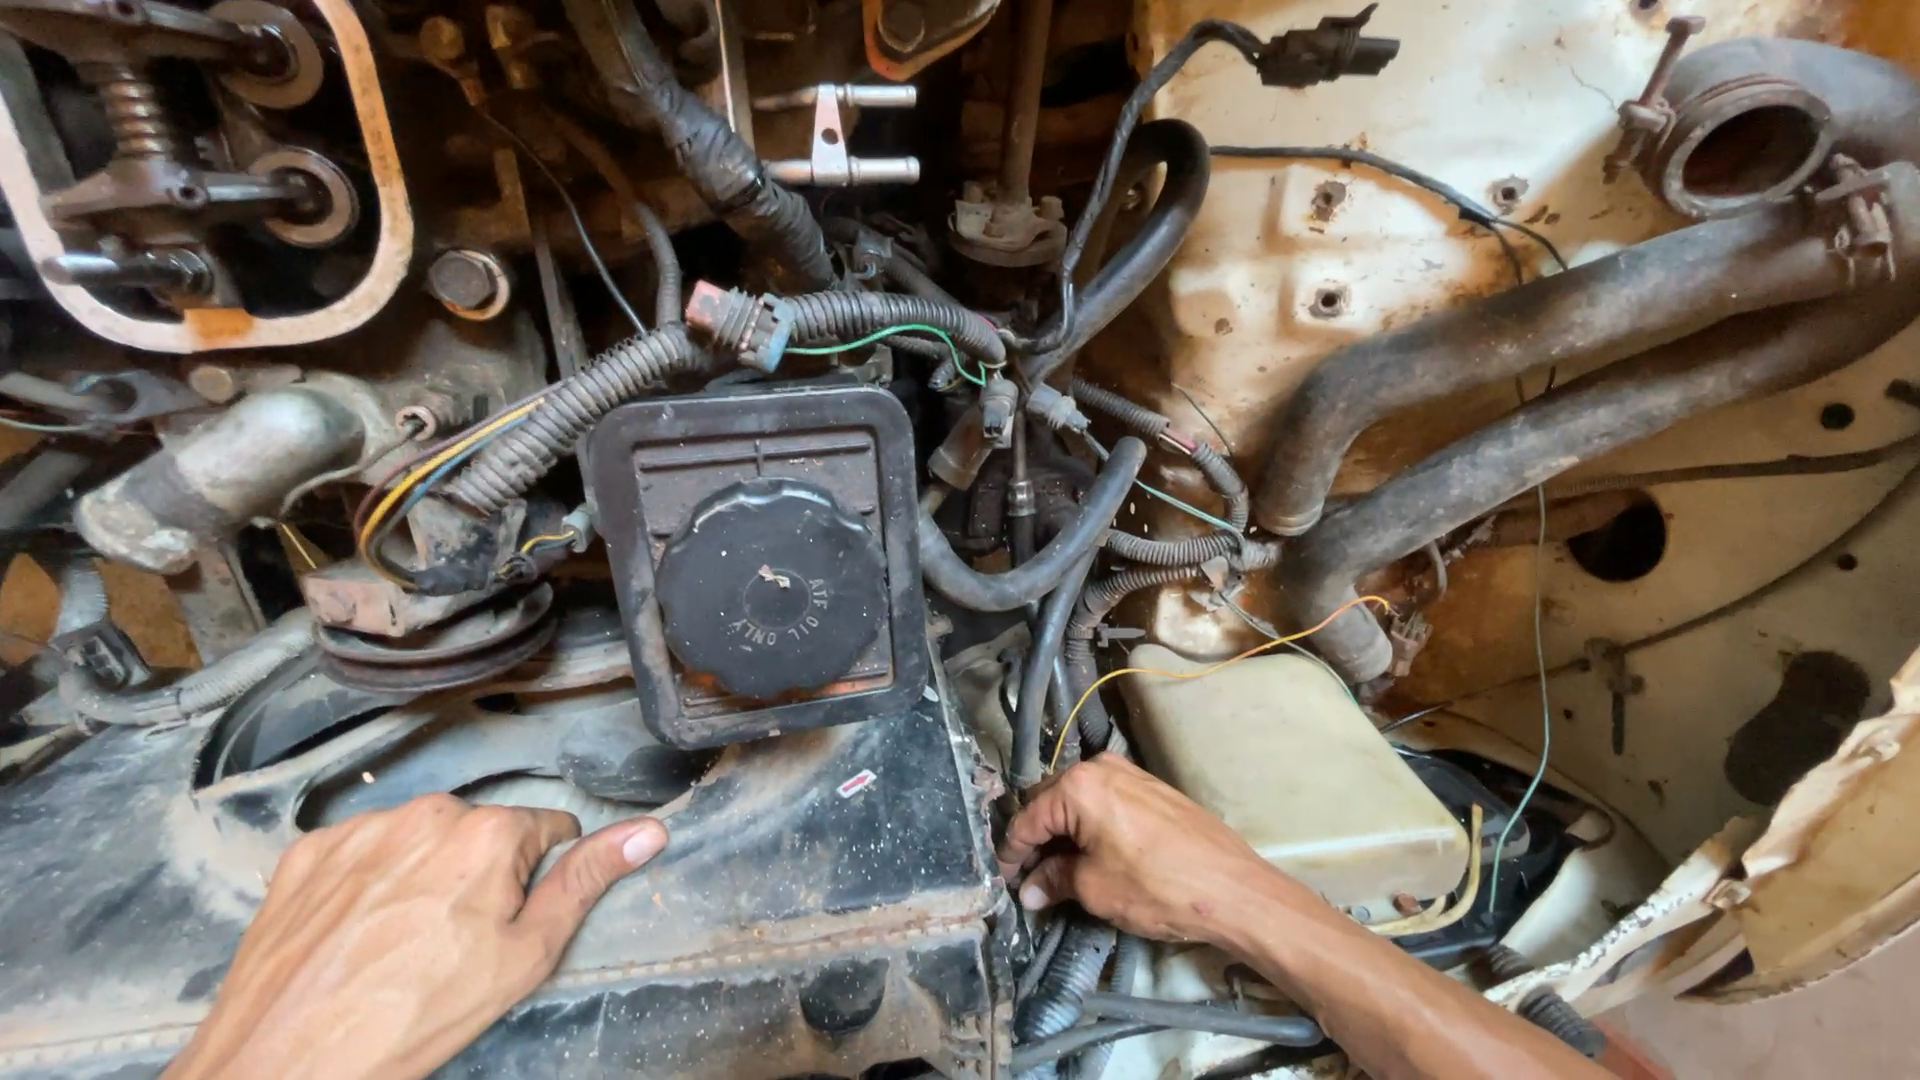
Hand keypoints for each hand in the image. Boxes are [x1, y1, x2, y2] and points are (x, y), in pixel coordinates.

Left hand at [164, 794, 668, 1079]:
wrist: (282, 1071)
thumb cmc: (424, 1013)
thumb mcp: (527, 954)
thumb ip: (588, 880)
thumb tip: (651, 830)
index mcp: (492, 830)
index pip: (548, 830)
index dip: (537, 877)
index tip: (505, 921)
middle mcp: (430, 810)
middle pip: (484, 830)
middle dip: (481, 869)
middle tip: (450, 936)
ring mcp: (363, 827)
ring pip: (424, 836)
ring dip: (425, 868)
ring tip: (397, 934)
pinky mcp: (307, 850)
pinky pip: (364, 846)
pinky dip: (368, 874)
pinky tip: (353, 924)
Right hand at [997, 753, 1296, 943]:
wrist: (1233, 889)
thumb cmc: (1156, 887)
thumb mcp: (1095, 888)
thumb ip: (1054, 880)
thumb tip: (1029, 888)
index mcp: (1079, 785)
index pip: (1029, 817)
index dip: (1012, 850)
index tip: (1003, 876)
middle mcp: (1100, 767)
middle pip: (1051, 800)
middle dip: (1037, 837)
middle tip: (1028, 874)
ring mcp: (1129, 773)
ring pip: (1079, 800)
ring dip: (1064, 831)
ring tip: (1058, 868)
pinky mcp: (1151, 787)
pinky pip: (1105, 801)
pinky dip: (1090, 825)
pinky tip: (1091, 853)